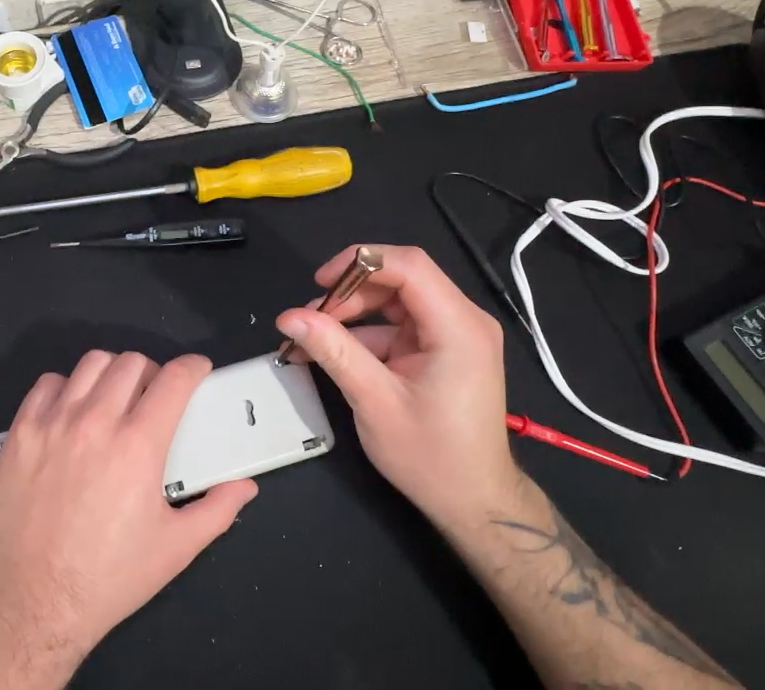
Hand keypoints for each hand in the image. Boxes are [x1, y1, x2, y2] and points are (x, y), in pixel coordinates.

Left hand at [0, 351, 257, 679]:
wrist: (32, 603)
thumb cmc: (108, 579)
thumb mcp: (175, 549)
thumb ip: (217, 510)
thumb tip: (245, 487)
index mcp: (138, 446)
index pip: (174, 379)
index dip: (193, 367)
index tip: (197, 370)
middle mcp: (95, 423)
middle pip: (132, 363)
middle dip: (154, 372)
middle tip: (157, 396)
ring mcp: (53, 424)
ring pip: (90, 364)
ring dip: (112, 374)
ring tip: (116, 398)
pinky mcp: (20, 433)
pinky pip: (47, 384)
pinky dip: (66, 388)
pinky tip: (73, 410)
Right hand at [276, 245, 519, 527]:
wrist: (475, 503)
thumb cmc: (432, 457)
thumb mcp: (375, 402)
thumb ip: (334, 351)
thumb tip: (289, 317)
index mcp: (459, 327)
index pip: (409, 266)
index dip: (360, 261)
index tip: (319, 282)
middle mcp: (464, 321)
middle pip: (401, 279)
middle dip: (351, 292)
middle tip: (311, 318)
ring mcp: (456, 335)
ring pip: (396, 300)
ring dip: (354, 313)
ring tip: (314, 336)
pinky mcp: (444, 350)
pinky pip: (400, 325)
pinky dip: (367, 334)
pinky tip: (334, 352)